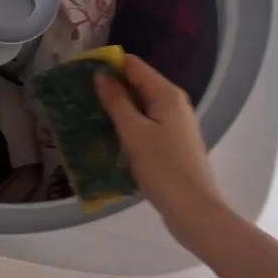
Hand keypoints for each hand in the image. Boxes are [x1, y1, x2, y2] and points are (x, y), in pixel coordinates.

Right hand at [95, 54, 224, 235]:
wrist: (196, 212)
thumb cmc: (163, 168)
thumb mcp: (133, 132)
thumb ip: (116, 101)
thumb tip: (101, 74)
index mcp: (166, 94)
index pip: (133, 64)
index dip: (108, 64)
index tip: (82, 74)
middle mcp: (175, 103)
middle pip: (138, 83)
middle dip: (111, 87)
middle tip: (82, 96)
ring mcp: (176, 124)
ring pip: (142, 105)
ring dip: (119, 108)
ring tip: (91, 114)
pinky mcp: (174, 143)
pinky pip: (147, 123)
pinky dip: (130, 125)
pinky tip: (112, 136)